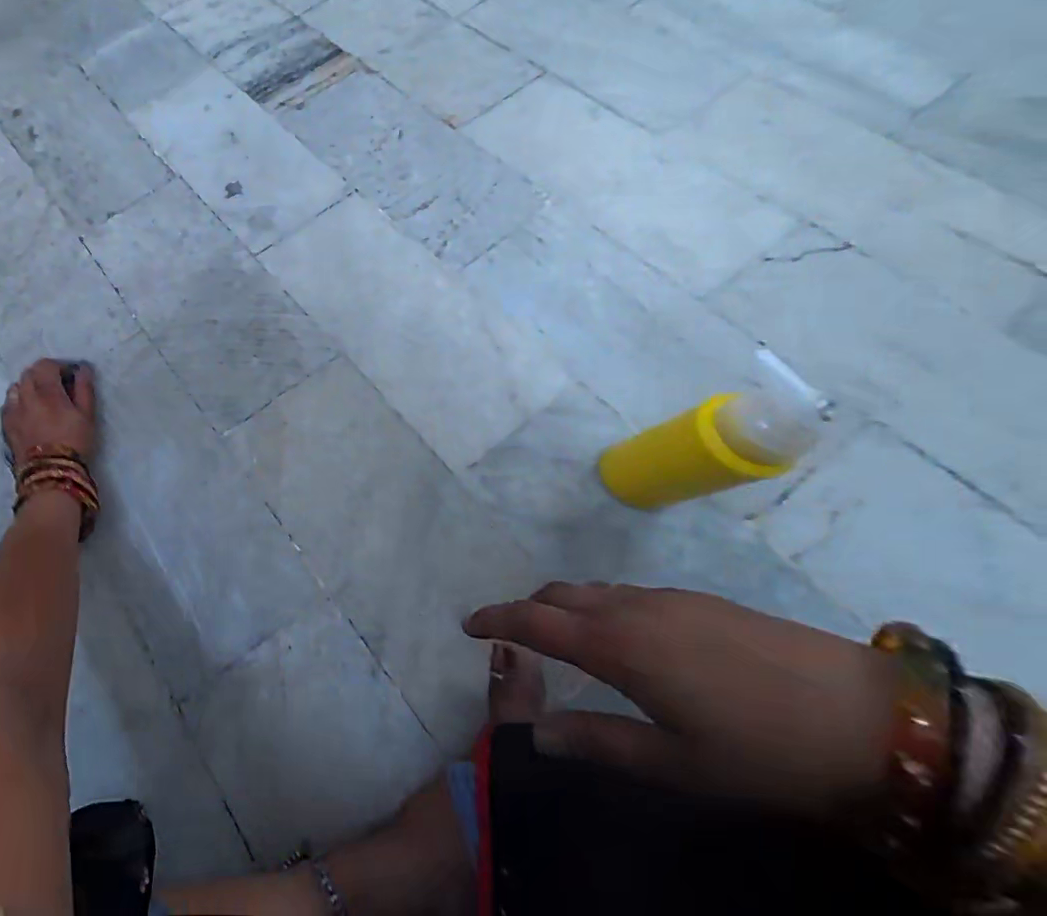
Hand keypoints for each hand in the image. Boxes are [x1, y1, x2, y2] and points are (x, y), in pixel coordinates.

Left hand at [1, 360, 96, 466]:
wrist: (49, 474)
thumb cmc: (74, 443)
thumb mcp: (87, 415)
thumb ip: (84, 388)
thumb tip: (82, 369)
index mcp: (46, 390)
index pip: (46, 365)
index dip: (58, 366)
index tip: (69, 376)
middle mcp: (25, 396)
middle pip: (29, 373)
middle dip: (43, 375)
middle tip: (56, 387)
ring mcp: (12, 410)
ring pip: (16, 387)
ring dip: (28, 387)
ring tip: (40, 399)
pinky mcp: (5, 425)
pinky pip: (8, 404)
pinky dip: (17, 402)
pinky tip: (27, 413)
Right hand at [465, 583, 897, 816]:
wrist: (884, 719)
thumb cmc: (767, 750)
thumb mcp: (679, 763)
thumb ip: (597, 742)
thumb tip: (533, 734)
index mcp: (615, 645)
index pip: (532, 621)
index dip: (494, 619)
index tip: (467, 625)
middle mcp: (632, 610)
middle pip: (557, 594)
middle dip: (525, 608)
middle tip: (511, 633)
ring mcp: (670, 600)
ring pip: (594, 590)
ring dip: (564, 604)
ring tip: (564, 635)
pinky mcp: (703, 601)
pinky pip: (628, 594)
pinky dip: (602, 605)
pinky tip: (626, 636)